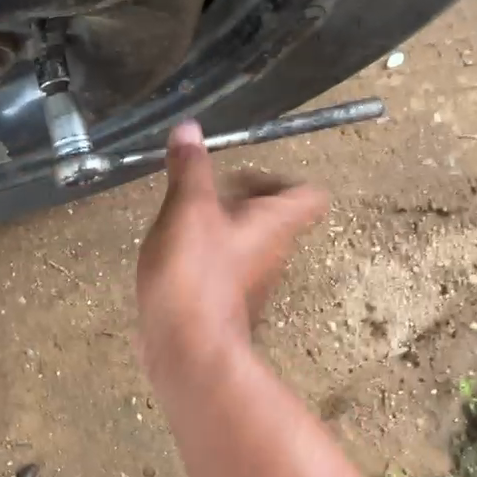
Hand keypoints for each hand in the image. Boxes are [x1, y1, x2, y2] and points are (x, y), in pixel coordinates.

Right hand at [135, 120, 328, 384]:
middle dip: (236, 203)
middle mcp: (273, 254)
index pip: (306, 194)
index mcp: (275, 224)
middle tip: (199, 199)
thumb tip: (189, 129)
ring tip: (178, 228)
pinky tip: (170, 263)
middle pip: (271, 220)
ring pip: (244, 246)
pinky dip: (201, 261)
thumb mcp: (187, 209)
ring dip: (216, 232)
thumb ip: (189, 169)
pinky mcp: (224, 306)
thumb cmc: (195, 272)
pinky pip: (221, 272)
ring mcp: (251, 284)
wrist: (186, 346)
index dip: (278, 179)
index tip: (236, 177)